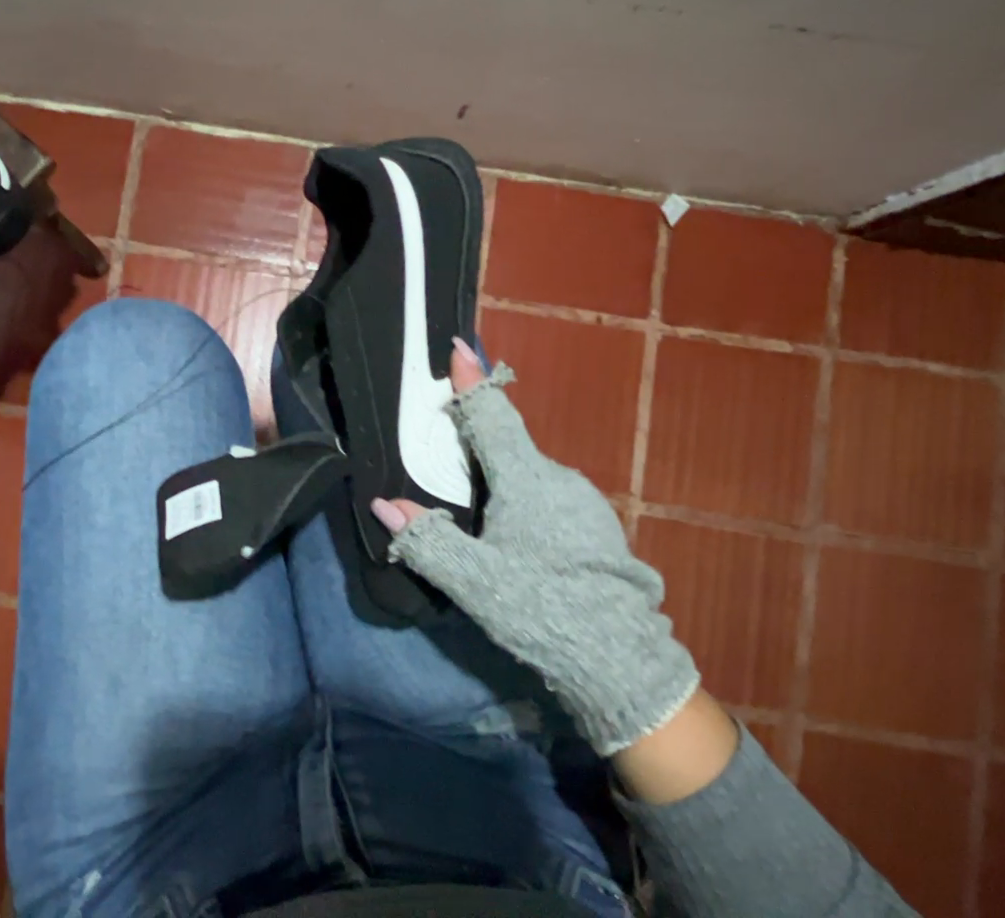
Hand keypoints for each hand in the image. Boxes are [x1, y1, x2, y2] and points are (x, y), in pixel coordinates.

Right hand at [365, 339, 704, 760]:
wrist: (620, 659)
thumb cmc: (539, 609)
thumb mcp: (473, 581)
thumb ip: (426, 539)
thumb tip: (383, 504)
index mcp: (527, 480)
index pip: (493, 416)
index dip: (472, 380)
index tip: (459, 345)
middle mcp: (559, 478)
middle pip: (508, 449)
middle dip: (477, 449)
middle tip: (446, 469)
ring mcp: (585, 501)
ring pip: (530, 478)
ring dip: (504, 485)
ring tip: (484, 527)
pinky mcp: (598, 526)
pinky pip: (550, 500)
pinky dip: (527, 506)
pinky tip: (521, 546)